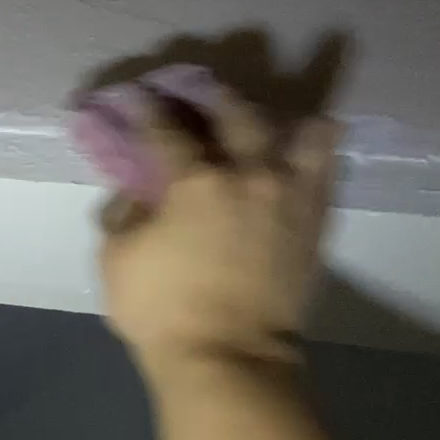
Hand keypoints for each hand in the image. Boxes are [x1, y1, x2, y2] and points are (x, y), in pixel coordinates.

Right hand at [98, 89, 342, 371]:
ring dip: (275, 118)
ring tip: (256, 124)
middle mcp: (252, 172)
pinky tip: (285, 155)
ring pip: (302, 128)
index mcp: (195, 184)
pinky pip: (324, 161)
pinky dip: (304, 148)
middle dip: (210, 98)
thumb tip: (135, 195)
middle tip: (191, 92)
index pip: (166, 133)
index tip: (133, 96)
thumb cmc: (156, 306)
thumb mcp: (115, 261)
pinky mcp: (316, 213)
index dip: (145, 112)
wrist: (224, 348)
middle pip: (237, 116)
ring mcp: (293, 190)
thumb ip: (123, 217)